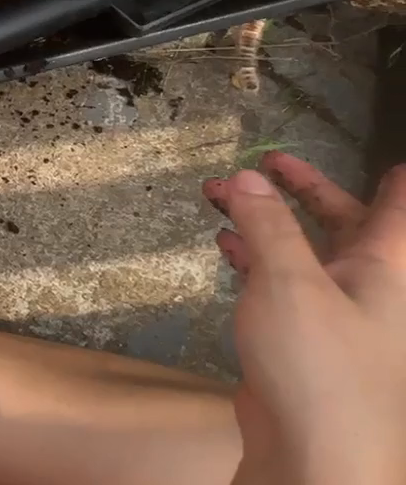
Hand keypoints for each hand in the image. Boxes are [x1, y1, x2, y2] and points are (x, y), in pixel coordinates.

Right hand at [203, 153, 405, 484]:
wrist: (319, 448)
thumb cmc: (321, 363)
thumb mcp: (288, 284)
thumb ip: (268, 226)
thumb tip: (251, 176)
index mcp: (384, 273)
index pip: (399, 216)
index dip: (396, 187)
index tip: (393, 161)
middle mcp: (371, 289)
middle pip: (348, 227)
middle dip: (304, 192)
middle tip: (265, 163)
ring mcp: (340, 313)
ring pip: (309, 249)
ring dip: (269, 221)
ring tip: (222, 198)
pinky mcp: (307, 333)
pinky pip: (285, 277)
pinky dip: (257, 254)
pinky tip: (228, 247)